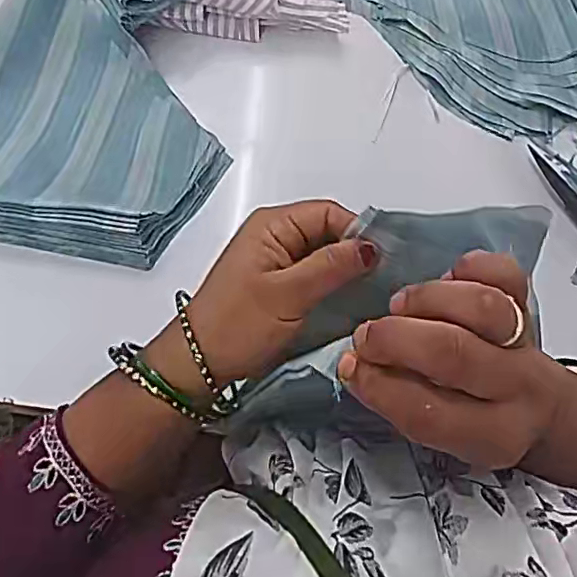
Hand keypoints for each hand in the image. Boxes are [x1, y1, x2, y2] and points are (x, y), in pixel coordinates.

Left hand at [168, 201, 376, 388]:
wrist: (198, 364)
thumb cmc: (235, 326)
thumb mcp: (289, 294)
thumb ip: (331, 266)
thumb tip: (370, 247)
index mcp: (272, 224)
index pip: (329, 213)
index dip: (356, 233)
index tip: (378, 261)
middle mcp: (274, 234)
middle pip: (328, 230)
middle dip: (352, 253)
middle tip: (375, 281)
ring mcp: (276, 258)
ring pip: (323, 253)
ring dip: (343, 270)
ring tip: (364, 293)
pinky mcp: (278, 280)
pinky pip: (314, 272)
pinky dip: (330, 284)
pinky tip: (344, 301)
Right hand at [336, 251, 576, 487]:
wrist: (543, 406)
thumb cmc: (480, 414)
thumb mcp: (445, 430)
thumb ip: (404, 401)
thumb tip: (355, 366)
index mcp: (491, 433)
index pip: (429, 415)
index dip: (379, 387)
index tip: (351, 366)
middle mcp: (515, 387)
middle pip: (454, 354)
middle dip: (396, 338)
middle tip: (366, 334)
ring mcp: (525, 341)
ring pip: (482, 308)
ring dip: (429, 299)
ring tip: (401, 303)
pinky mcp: (527, 302)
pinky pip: (507, 275)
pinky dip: (475, 266)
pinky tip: (449, 272)